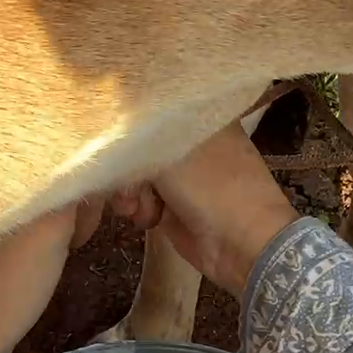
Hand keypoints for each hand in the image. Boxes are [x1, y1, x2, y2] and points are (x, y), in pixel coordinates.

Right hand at [111, 124, 297, 295]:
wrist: (241, 243)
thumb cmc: (211, 187)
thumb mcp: (168, 153)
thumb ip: (134, 138)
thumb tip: (110, 131)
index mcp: (198, 116)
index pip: (151, 109)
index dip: (128, 125)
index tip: (113, 138)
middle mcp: (189, 140)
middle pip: (137, 143)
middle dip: (126, 166)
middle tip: (129, 183)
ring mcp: (182, 174)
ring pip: (134, 172)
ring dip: (128, 191)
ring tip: (135, 207)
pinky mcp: (172, 204)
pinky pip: (140, 198)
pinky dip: (138, 208)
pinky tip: (145, 218)